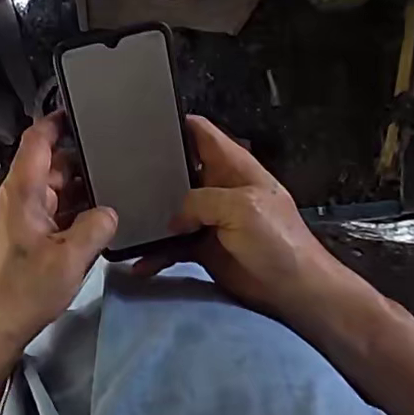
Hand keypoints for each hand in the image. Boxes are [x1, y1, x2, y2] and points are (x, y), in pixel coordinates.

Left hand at [0, 113, 116, 355]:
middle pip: (53, 163)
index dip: (57, 121)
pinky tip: (100, 215)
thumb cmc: (27, 289)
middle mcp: (20, 196)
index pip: (36, 140)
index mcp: (23, 192)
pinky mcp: (30, 230)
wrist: (0, 322)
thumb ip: (96, 227)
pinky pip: (57, 207)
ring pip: (58, 186)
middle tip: (118, 158)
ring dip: (82, 188)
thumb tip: (110, 211)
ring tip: (116, 186)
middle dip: (83, 159)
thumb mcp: (70, 258)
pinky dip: (76, 207)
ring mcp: (24, 213)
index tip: (82, 110)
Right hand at [137, 116, 373, 338]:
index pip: (202, 134)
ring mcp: (208, 219)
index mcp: (233, 168)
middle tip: (121, 175)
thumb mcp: (241, 207)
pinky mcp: (201, 246)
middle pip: (177, 171)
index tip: (146, 125)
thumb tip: (173, 217)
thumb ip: (200, 201)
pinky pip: (169, 246)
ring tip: (124, 222)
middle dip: (151, 173)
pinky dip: (155, 253)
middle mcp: (218, 189)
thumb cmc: (280, 241)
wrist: (293, 291)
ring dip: (148, 217)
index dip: (176, 124)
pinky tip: (140, 262)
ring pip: (168, 210)